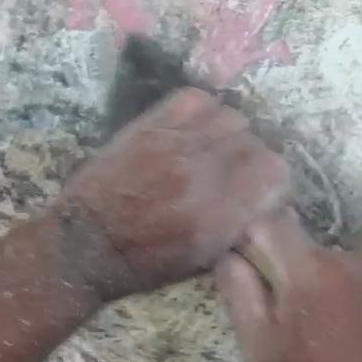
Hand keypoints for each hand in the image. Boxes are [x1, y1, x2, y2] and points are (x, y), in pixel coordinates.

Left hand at [57, 89, 290, 303]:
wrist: (84, 242)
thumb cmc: (146, 262)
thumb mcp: (204, 257)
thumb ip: (241, 223)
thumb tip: (267, 198)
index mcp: (220, 214)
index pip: (276, 172)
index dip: (272, 183)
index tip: (258, 191)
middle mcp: (204, 172)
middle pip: (256, 143)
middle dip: (250, 160)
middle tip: (231, 174)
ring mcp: (177, 143)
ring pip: (231, 117)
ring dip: (228, 135)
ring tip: (212, 150)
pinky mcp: (152, 125)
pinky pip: (196, 99)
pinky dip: (202, 112)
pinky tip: (192, 131)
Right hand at [216, 210, 361, 361]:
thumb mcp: (260, 349)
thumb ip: (240, 293)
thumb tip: (229, 256)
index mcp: (310, 267)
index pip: (268, 221)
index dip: (245, 239)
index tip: (236, 271)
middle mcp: (343, 259)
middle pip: (293, 243)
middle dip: (272, 268)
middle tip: (263, 318)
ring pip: (316, 264)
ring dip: (299, 286)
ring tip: (296, 338)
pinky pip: (339, 281)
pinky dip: (323, 298)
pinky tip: (323, 341)